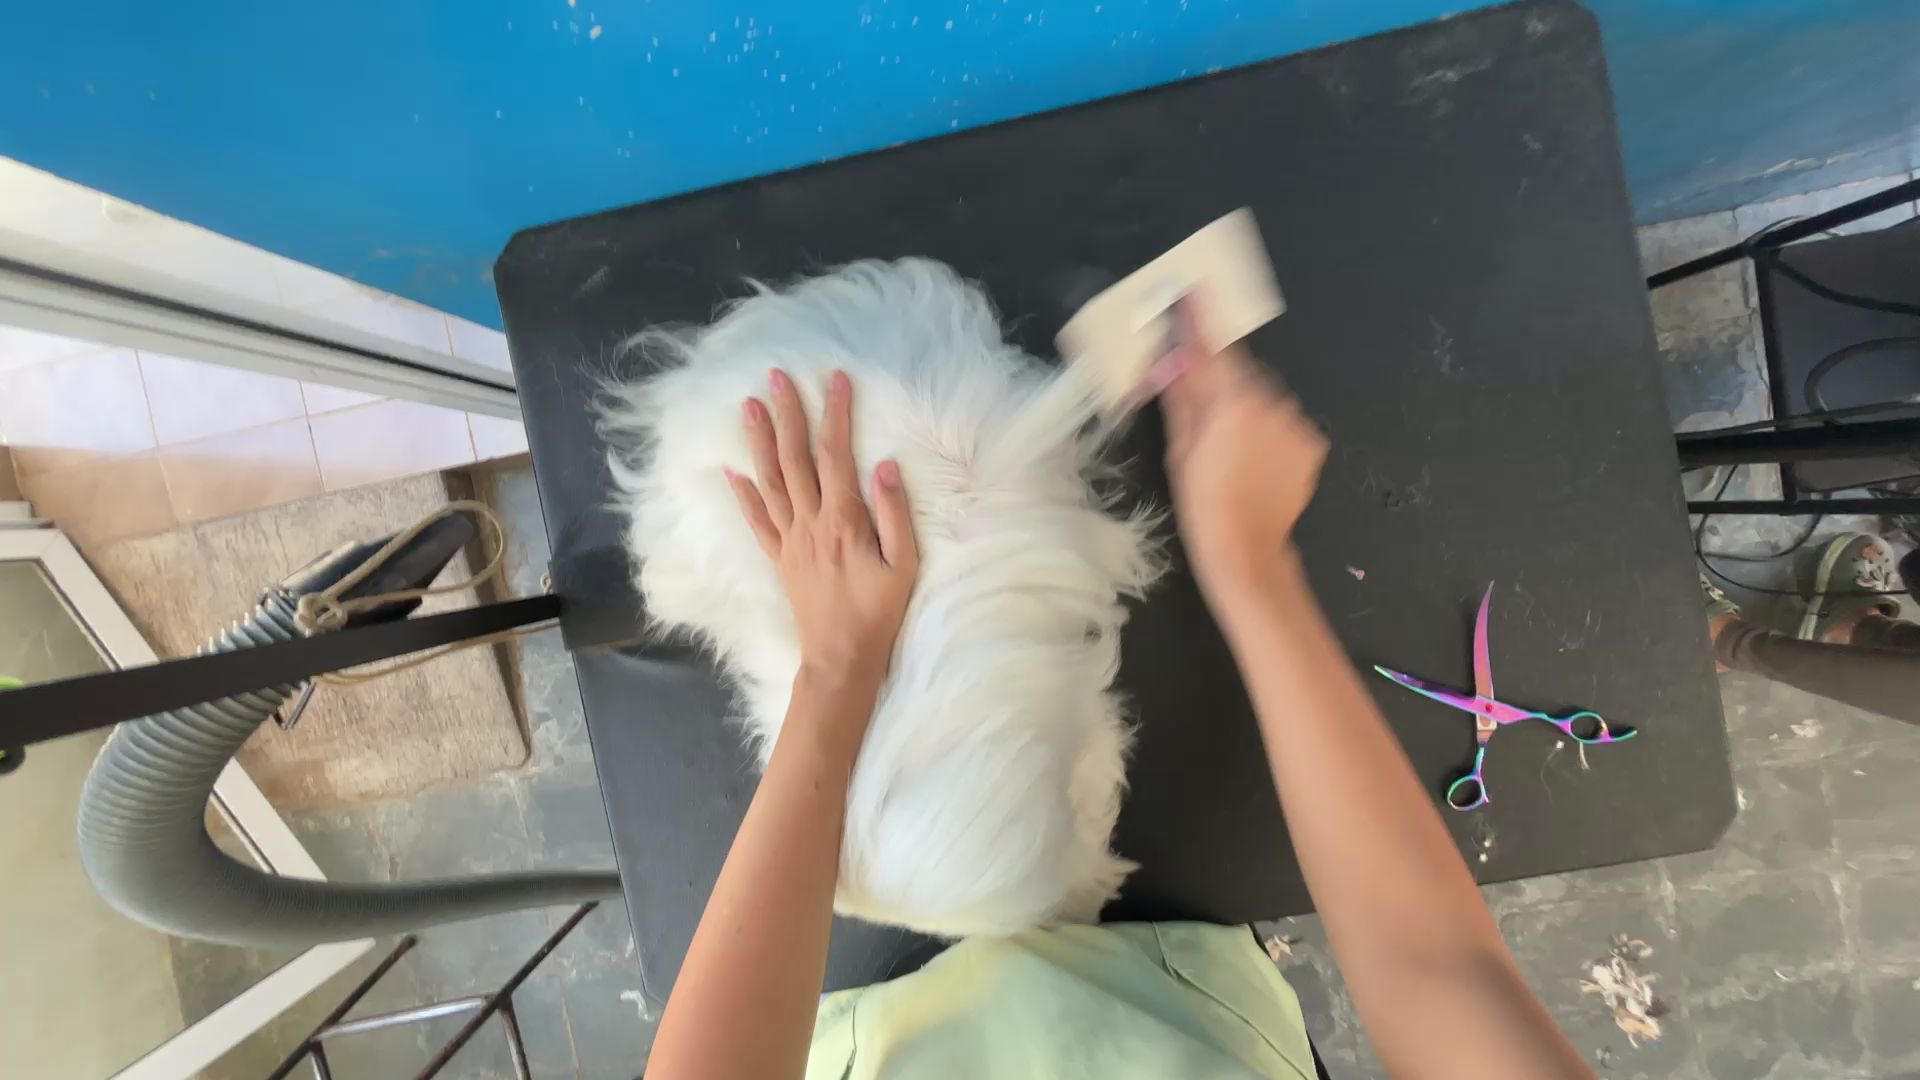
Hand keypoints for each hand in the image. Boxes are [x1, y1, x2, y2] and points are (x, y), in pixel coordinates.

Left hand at [728, 369, 918, 692]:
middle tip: (775, 376)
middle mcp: (809, 523)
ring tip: (748, 407)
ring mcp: (790, 541)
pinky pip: (757, 521)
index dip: (835, 415)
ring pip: (770, 482)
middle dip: (786, 414)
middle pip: (794, 459)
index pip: (836, 456)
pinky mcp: (780, 559)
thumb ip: (894, 514)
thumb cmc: (878, 613)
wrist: (840, 658)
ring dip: (759, 442)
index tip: (835, 380)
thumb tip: (885, 466)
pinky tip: (732, 472)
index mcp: (843, 521)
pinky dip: (743, 495)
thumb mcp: (903, 565)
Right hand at [1160, 299, 1327, 593]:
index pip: (1213, 350)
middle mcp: (1271, 403)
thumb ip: (1180, 398)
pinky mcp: (1311, 442)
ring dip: (1246, 411)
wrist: (1247, 552)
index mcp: (1232, 402)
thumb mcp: (1180, 451)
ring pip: (1263, 400)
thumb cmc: (1203, 505)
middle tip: (1205, 415)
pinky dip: (1268, 431)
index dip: (1200, 320)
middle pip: (1241, 375)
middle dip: (1222, 384)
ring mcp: (1296, 422)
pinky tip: (1254, 461)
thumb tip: (1172, 362)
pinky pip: (1283, 422)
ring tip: (1231, 450)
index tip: (1192, 292)